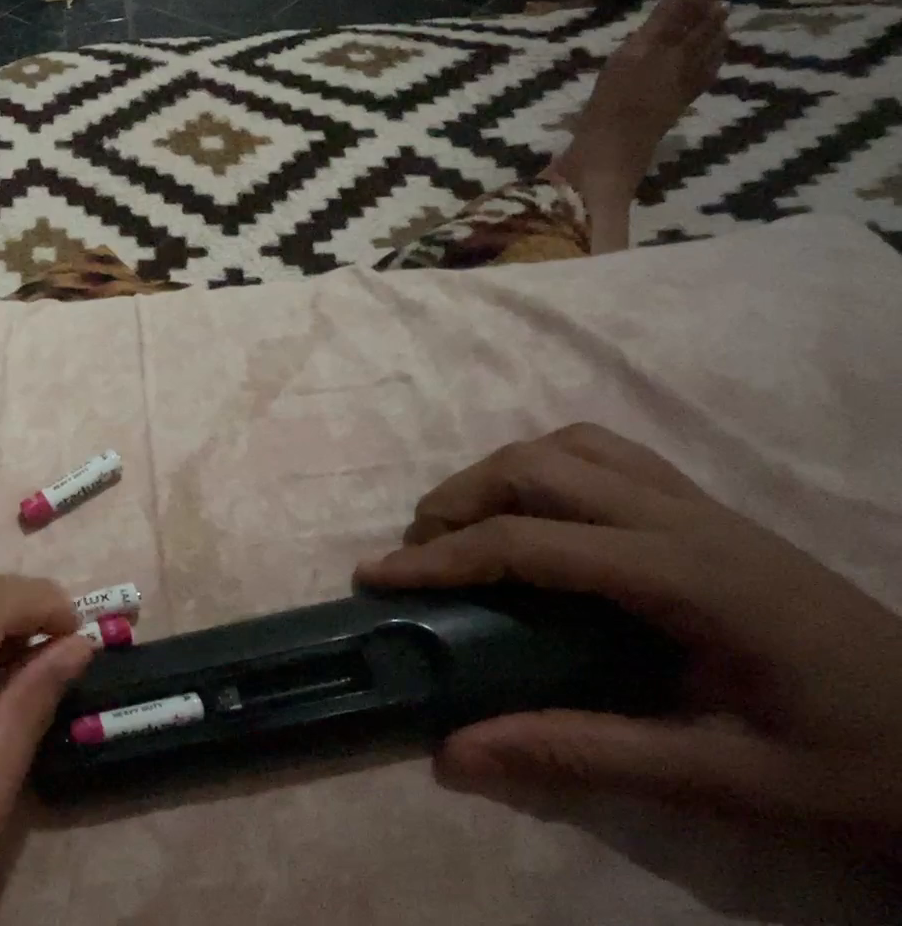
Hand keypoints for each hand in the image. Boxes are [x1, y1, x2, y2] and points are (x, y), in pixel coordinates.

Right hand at [357, 424, 901, 834]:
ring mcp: (705, 508)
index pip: (528, 544)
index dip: (440, 558)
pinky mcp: (713, 512)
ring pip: (572, 446)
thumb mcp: (726, 781)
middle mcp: (689, 522)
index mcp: (688, 579)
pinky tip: (538, 515)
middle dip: (458, 499)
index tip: (374, 577)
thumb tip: (454, 754)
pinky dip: (549, 466)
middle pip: (538, 467)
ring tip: (469, 527)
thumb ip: (583, 755)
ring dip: (500, 474)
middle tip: (421, 554)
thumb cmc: (859, 767)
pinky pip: (609, 454)